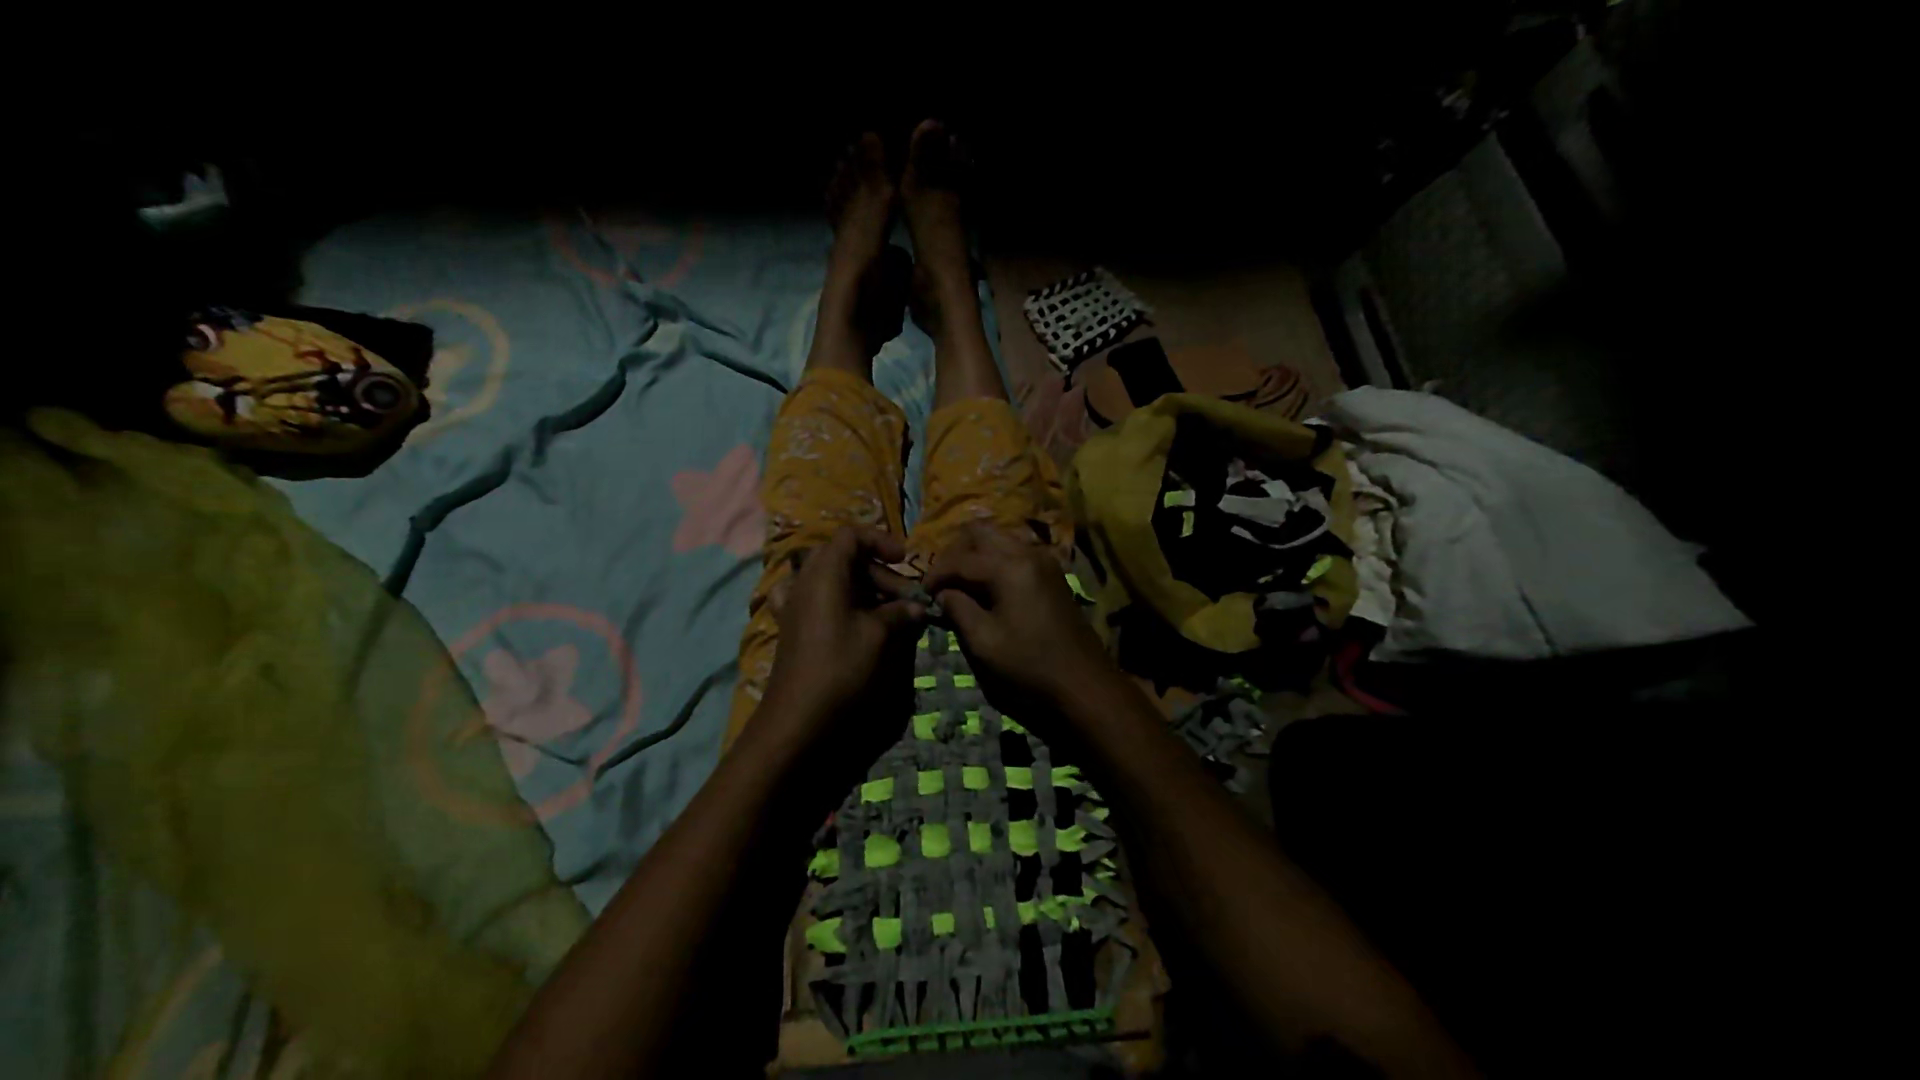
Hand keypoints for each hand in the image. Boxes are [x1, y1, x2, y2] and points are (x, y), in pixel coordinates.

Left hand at [758, 527, 924, 747]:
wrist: (799, 714)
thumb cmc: (841, 665)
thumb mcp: (878, 635)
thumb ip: (899, 613)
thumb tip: (918, 607)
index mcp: (824, 572)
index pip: (851, 535)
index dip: (880, 541)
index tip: (904, 560)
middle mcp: (805, 580)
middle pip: (845, 558)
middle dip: (880, 573)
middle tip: (906, 600)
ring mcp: (795, 603)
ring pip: (833, 580)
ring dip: (864, 589)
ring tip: (890, 613)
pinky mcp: (794, 625)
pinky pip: (816, 599)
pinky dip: (838, 601)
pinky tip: (851, 616)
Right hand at [925, 526, 1116, 724]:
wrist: (1083, 682)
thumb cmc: (1029, 664)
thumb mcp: (983, 641)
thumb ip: (957, 609)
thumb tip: (943, 593)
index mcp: (1009, 567)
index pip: (960, 559)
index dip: (935, 574)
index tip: (922, 593)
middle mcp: (1028, 552)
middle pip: (980, 533)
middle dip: (955, 554)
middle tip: (942, 583)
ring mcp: (1044, 561)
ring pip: (999, 540)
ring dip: (976, 556)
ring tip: (961, 585)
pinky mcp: (1052, 574)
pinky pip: (1015, 552)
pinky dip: (995, 562)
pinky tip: (986, 588)